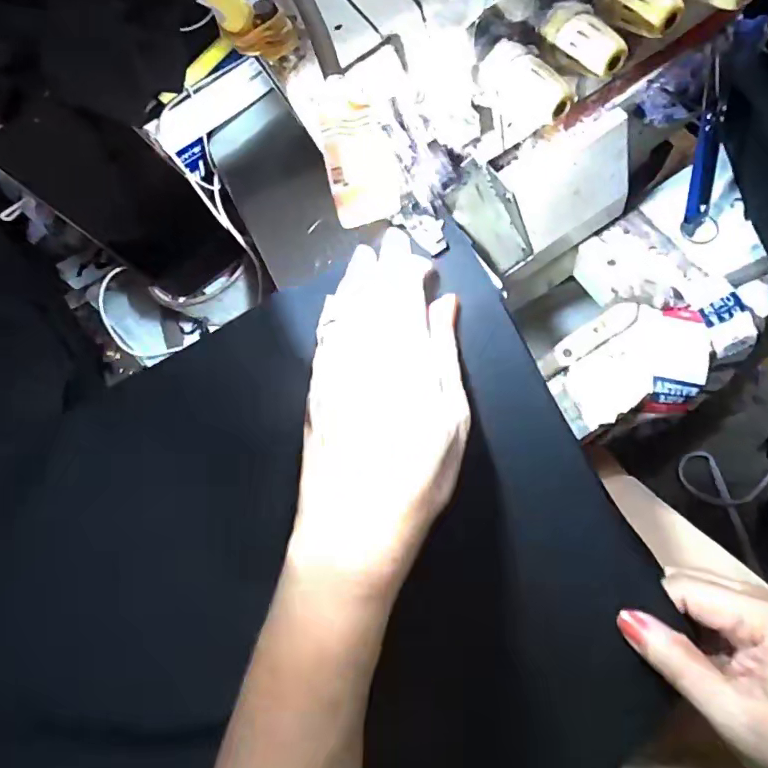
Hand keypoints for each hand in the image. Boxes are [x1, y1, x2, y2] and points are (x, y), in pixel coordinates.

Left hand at [286, 229, 469, 596]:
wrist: (350, 527)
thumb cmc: (417, 478)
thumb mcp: (452, 417)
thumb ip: (443, 353)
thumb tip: (443, 305)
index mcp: (403, 353)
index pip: (403, 293)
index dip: (410, 268)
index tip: (420, 256)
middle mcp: (364, 349)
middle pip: (371, 293)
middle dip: (380, 263)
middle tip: (387, 240)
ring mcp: (334, 365)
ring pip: (343, 308)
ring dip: (353, 280)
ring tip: (362, 259)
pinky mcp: (316, 384)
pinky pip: (324, 333)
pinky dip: (332, 310)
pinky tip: (336, 302)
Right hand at [619, 570, 767, 767]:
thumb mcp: (734, 714)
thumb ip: (678, 663)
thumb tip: (625, 618)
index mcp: (757, 609)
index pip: (681, 587)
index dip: (651, 609)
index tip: (627, 640)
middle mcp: (755, 594)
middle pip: (685, 585)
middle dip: (657, 611)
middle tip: (636, 650)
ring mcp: (756, 606)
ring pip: (691, 595)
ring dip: (671, 622)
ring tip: (653, 653)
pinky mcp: (753, 623)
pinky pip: (705, 611)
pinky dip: (687, 630)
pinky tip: (678, 655)